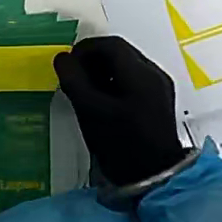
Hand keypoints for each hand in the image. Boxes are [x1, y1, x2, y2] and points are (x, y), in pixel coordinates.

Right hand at [53, 36, 189, 188]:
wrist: (152, 176)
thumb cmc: (120, 143)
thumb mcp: (90, 110)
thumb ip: (74, 80)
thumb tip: (63, 58)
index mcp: (140, 74)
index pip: (111, 45)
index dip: (84, 49)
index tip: (67, 64)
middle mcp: (154, 75)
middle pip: (120, 52)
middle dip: (92, 59)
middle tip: (72, 76)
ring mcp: (159, 87)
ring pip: (125, 65)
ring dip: (102, 70)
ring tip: (83, 89)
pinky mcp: (157, 100)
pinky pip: (132, 79)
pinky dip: (112, 81)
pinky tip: (100, 99)